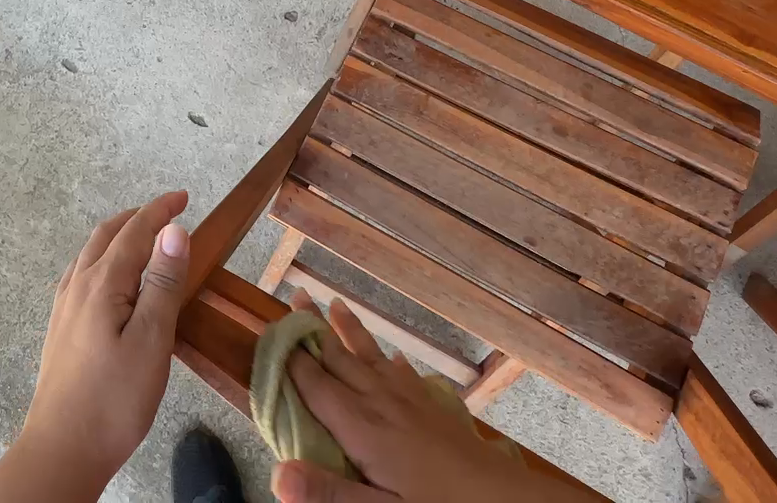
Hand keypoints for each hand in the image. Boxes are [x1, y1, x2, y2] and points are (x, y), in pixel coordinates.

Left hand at [0, 191, 191, 502]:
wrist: (61, 450)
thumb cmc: (114, 399)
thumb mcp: (152, 340)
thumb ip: (163, 282)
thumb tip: (174, 229)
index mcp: (103, 282)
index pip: (136, 230)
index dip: (161, 209)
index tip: (184, 196)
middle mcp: (78, 284)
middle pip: (108, 234)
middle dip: (139, 216)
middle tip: (169, 212)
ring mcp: (64, 306)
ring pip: (91, 251)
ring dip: (119, 234)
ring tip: (145, 237)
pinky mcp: (59, 326)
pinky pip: (82, 272)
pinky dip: (103, 256)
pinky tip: (110, 277)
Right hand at [271, 294, 585, 502]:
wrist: (506, 502)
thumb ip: (329, 491)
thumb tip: (275, 475)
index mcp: (362, 427)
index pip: (315, 385)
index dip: (290, 358)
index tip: (269, 329)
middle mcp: (381, 402)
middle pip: (340, 358)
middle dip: (314, 328)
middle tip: (295, 295)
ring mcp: (410, 400)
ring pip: (371, 355)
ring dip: (350, 330)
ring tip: (335, 303)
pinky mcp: (434, 406)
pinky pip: (404, 372)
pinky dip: (390, 359)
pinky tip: (390, 356)